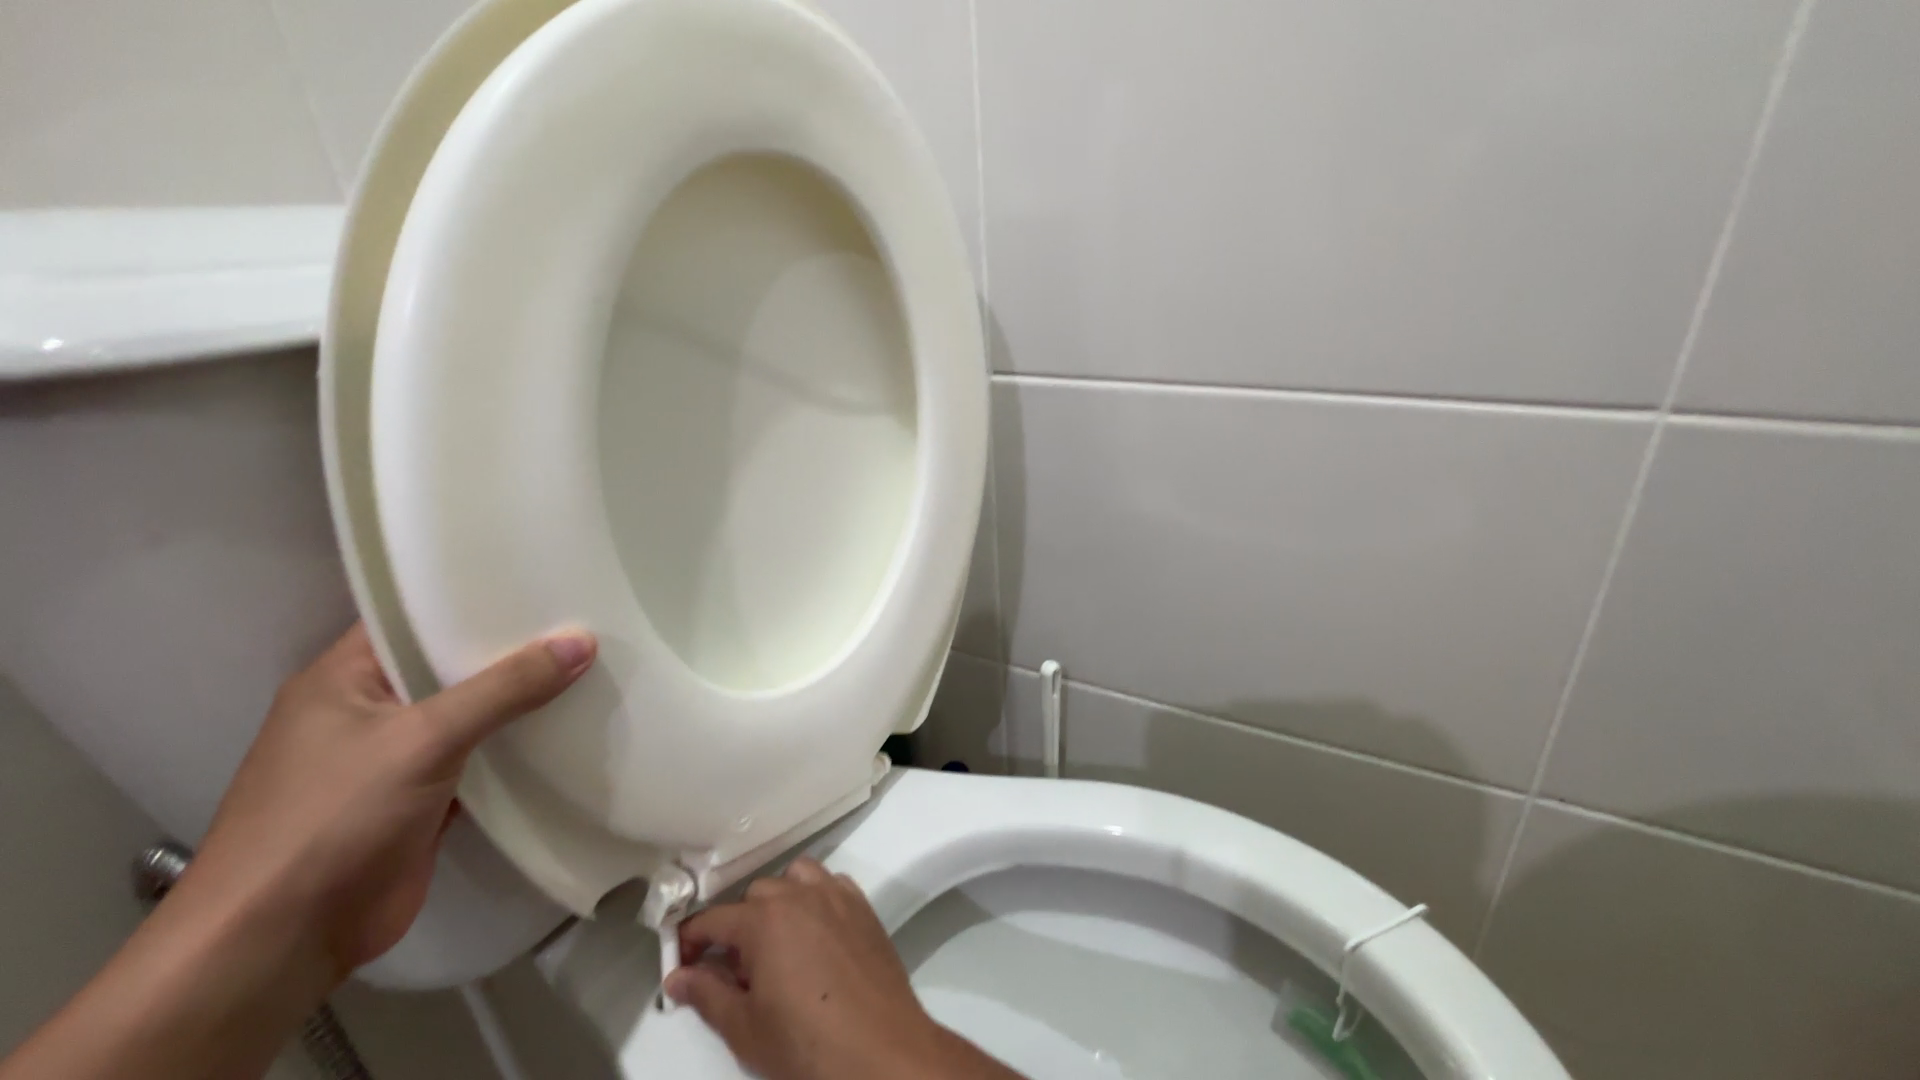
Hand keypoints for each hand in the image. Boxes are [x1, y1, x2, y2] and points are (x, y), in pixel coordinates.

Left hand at [179, 622, 596, 979]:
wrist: (283, 940)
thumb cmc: (333, 818)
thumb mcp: (423, 738)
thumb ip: (504, 689)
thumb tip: (583, 641)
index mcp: (345, 677)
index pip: (416, 616)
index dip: (476, 596)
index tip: (544, 579)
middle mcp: (370, 710)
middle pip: (452, 666)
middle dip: (513, 649)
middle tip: (585, 618)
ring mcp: (396, 760)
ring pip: (472, 715)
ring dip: (522, 701)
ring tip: (594, 663)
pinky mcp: (424, 802)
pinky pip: (481, 761)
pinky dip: (518, 750)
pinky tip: (571, 729)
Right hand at [665, 858, 1024, 1079]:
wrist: (881, 1049)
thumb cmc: (807, 1044)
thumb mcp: (745, 1028)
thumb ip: (706, 995)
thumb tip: (677, 975)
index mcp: (764, 921)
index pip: (712, 919)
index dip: (690, 941)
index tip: (683, 965)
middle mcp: (799, 895)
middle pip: (754, 896)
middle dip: (737, 927)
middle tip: (737, 971)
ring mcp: (836, 896)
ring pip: (794, 878)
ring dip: (778, 902)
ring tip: (777, 943)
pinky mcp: (863, 907)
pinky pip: (831, 884)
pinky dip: (816, 897)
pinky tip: (815, 933)